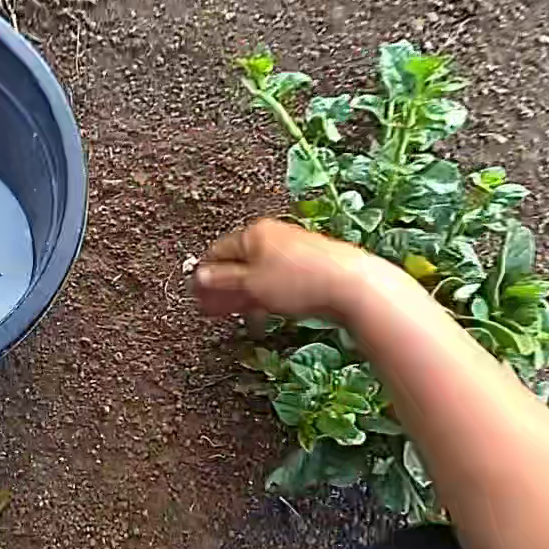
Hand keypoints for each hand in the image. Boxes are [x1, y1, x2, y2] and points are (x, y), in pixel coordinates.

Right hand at [192, 218, 397, 320]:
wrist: (350, 285)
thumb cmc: (300, 280)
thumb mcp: (252, 285)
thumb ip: (223, 281)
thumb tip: (200, 277)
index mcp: (255, 234)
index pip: (219, 252)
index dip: (206, 275)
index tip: (197, 295)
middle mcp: (273, 238)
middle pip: (239, 263)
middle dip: (224, 287)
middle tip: (211, 308)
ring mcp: (292, 252)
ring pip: (259, 275)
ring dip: (244, 295)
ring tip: (236, 314)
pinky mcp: (309, 268)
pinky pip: (278, 282)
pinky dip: (265, 296)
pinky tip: (262, 312)